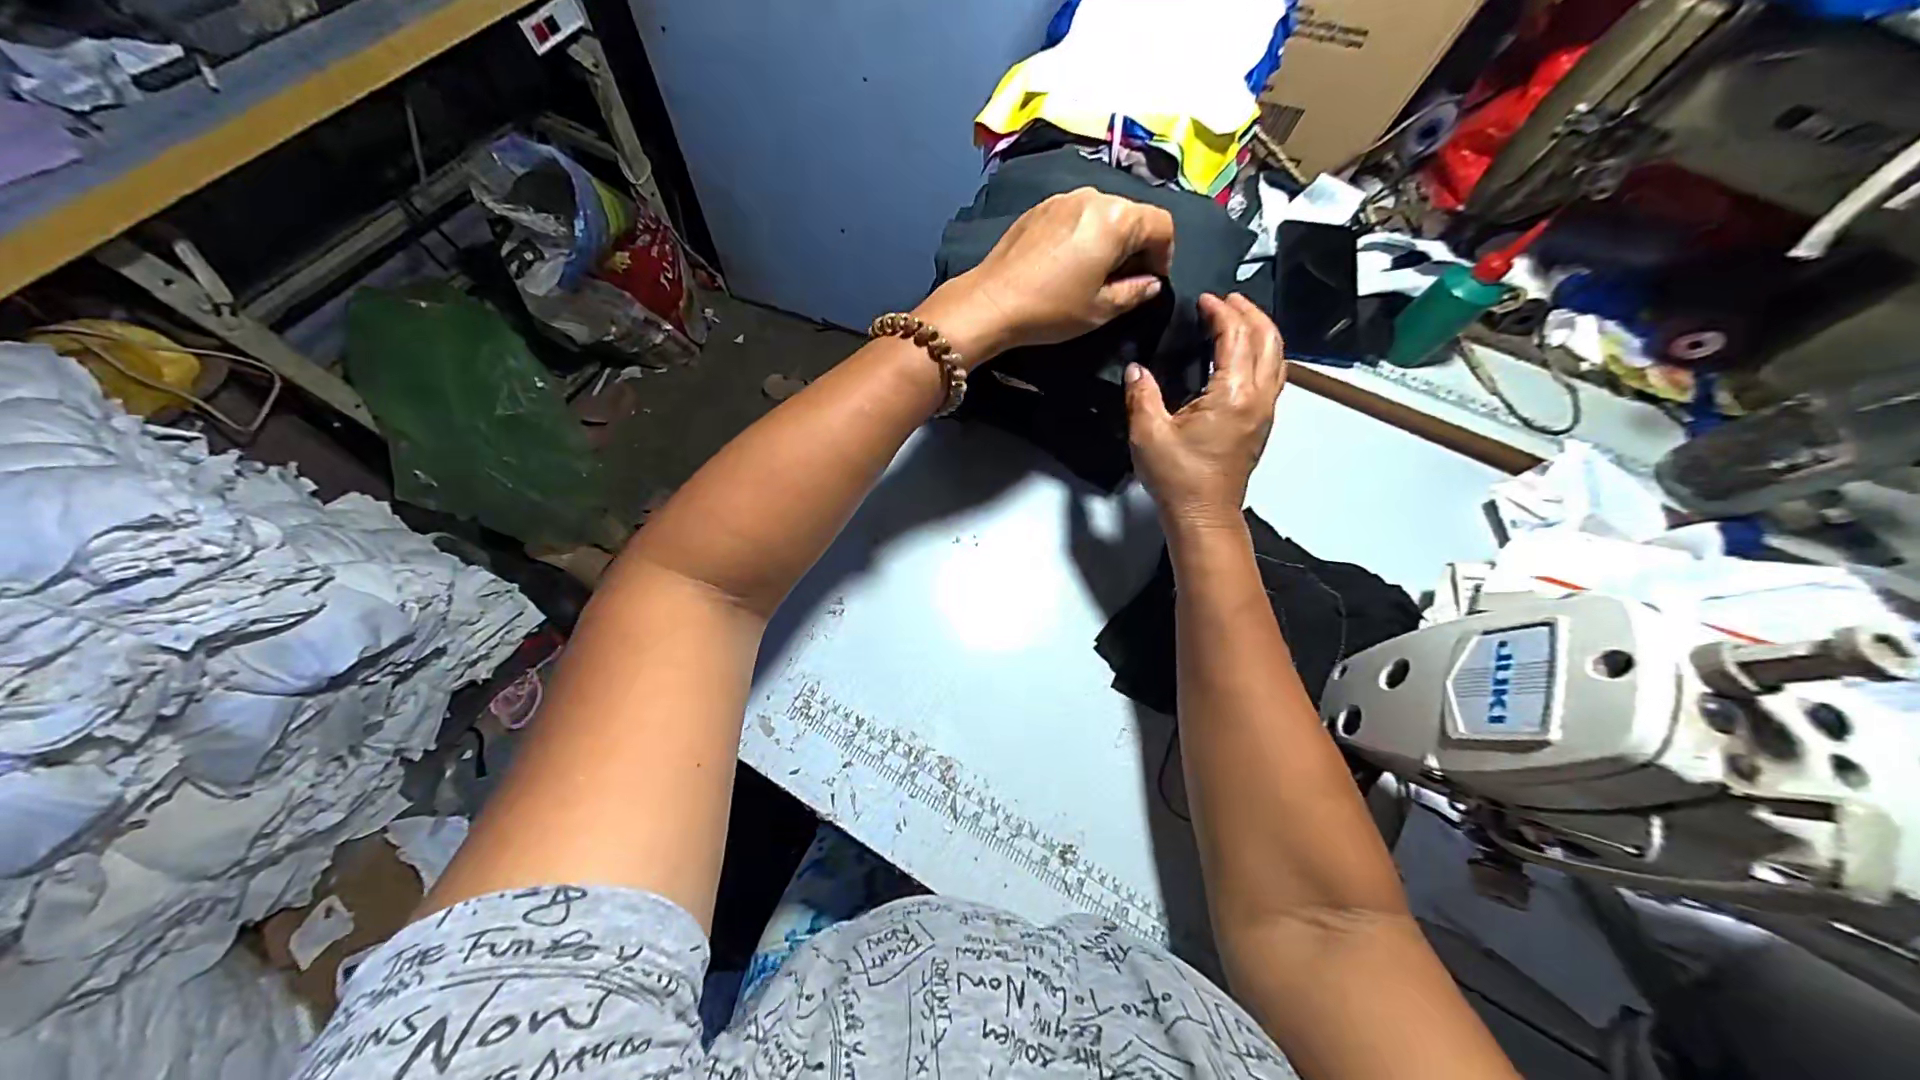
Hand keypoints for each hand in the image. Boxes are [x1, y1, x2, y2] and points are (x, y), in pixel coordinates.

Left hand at [916, 188, 1174, 366]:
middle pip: (1133, 215)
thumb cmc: (1051, 309)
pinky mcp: (1039, 209)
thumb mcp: (1101, 309)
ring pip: (1103, 214)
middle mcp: (1093, 197)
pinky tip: (1067, 265)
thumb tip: (1151, 283)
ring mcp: (1063, 199)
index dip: (1164, 255)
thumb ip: (1135, 292)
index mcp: (1117, 218)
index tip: (1151, 281)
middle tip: (1124, 281)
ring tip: (1094, 274)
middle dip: (1136, 246)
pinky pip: (1075, 216)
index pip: (1162, 225)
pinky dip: (1083, 235)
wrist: (991, 302)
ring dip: (1109, 240)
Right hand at [1125, 294, 1285, 528]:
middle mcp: (1257, 398)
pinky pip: (1273, 375)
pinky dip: (1262, 353)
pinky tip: (1243, 355)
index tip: (1204, 300)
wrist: (1202, 514)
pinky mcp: (1261, 423)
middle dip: (1249, 312)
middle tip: (1226, 300)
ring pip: (1277, 356)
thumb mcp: (1148, 434)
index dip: (1221, 312)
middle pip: (1268, 338)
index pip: (1235, 336)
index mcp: (1233, 395)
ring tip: (1239, 318)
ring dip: (1260, 330)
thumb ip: (1142, 395)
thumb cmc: (1179, 479)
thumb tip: (1136, 370)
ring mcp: (1264, 411)